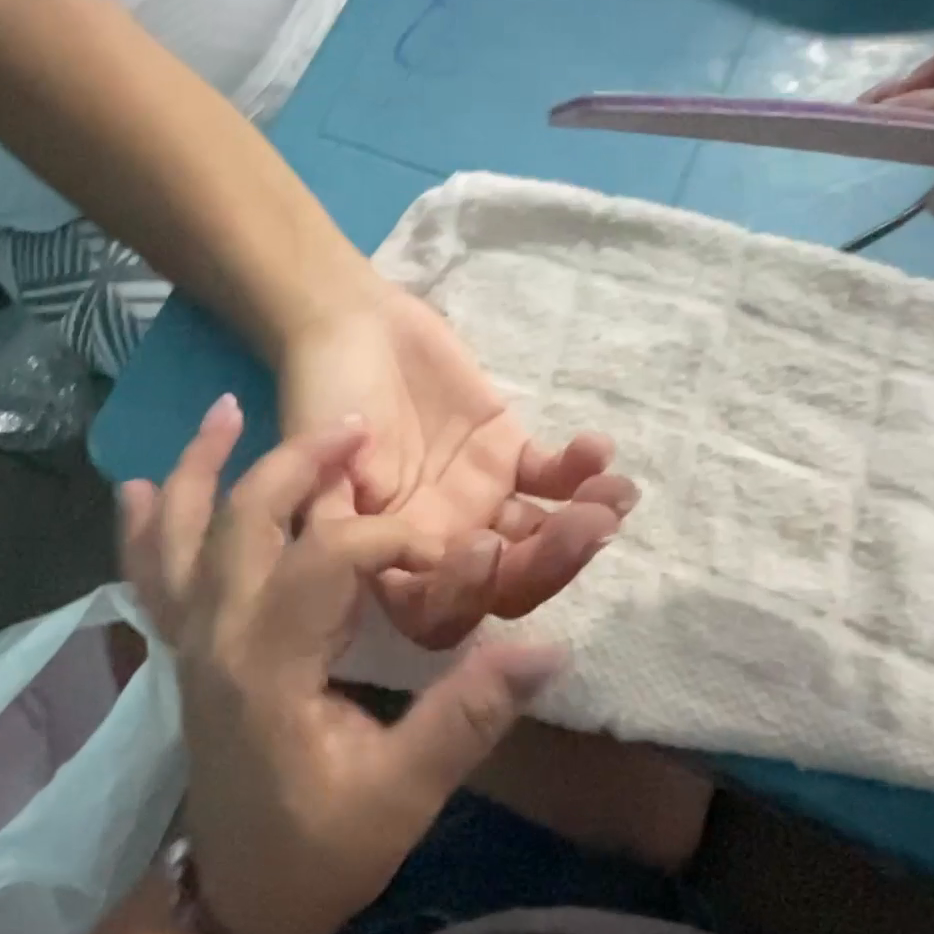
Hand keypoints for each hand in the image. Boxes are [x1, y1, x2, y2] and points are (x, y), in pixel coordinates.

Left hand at [118, 398, 567, 933]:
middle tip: (350, 423)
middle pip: (244, 521)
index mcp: (271, 664)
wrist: (239, 899)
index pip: (326, 560)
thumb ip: (470, 716)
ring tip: (224, 410)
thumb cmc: (322, 850)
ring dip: (198, 468)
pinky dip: (141, 527)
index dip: (387, 533)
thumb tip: (547, 649)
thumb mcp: (404, 792)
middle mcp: (216, 635)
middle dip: (297, 462)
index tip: (442, 540)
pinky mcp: (180, 652)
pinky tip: (134, 487)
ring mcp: (187, 641)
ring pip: (178, 535)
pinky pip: (148, 576)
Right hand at [278, 280, 639, 646]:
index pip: (435, 610)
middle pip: (506, 583)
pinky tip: (597, 449)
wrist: (353, 323)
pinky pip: (554, 479)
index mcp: (392, 557)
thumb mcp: (319, 464)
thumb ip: (353, 523)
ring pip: (540, 537)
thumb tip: (409, 562)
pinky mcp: (509, 457)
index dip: (467, 596)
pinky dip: (581, 472)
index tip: (485, 545)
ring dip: (583, 525)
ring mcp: (481, 501)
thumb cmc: (325, 395)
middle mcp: (442, 542)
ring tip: (614, 494)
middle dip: (550, 564)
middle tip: (588, 525)